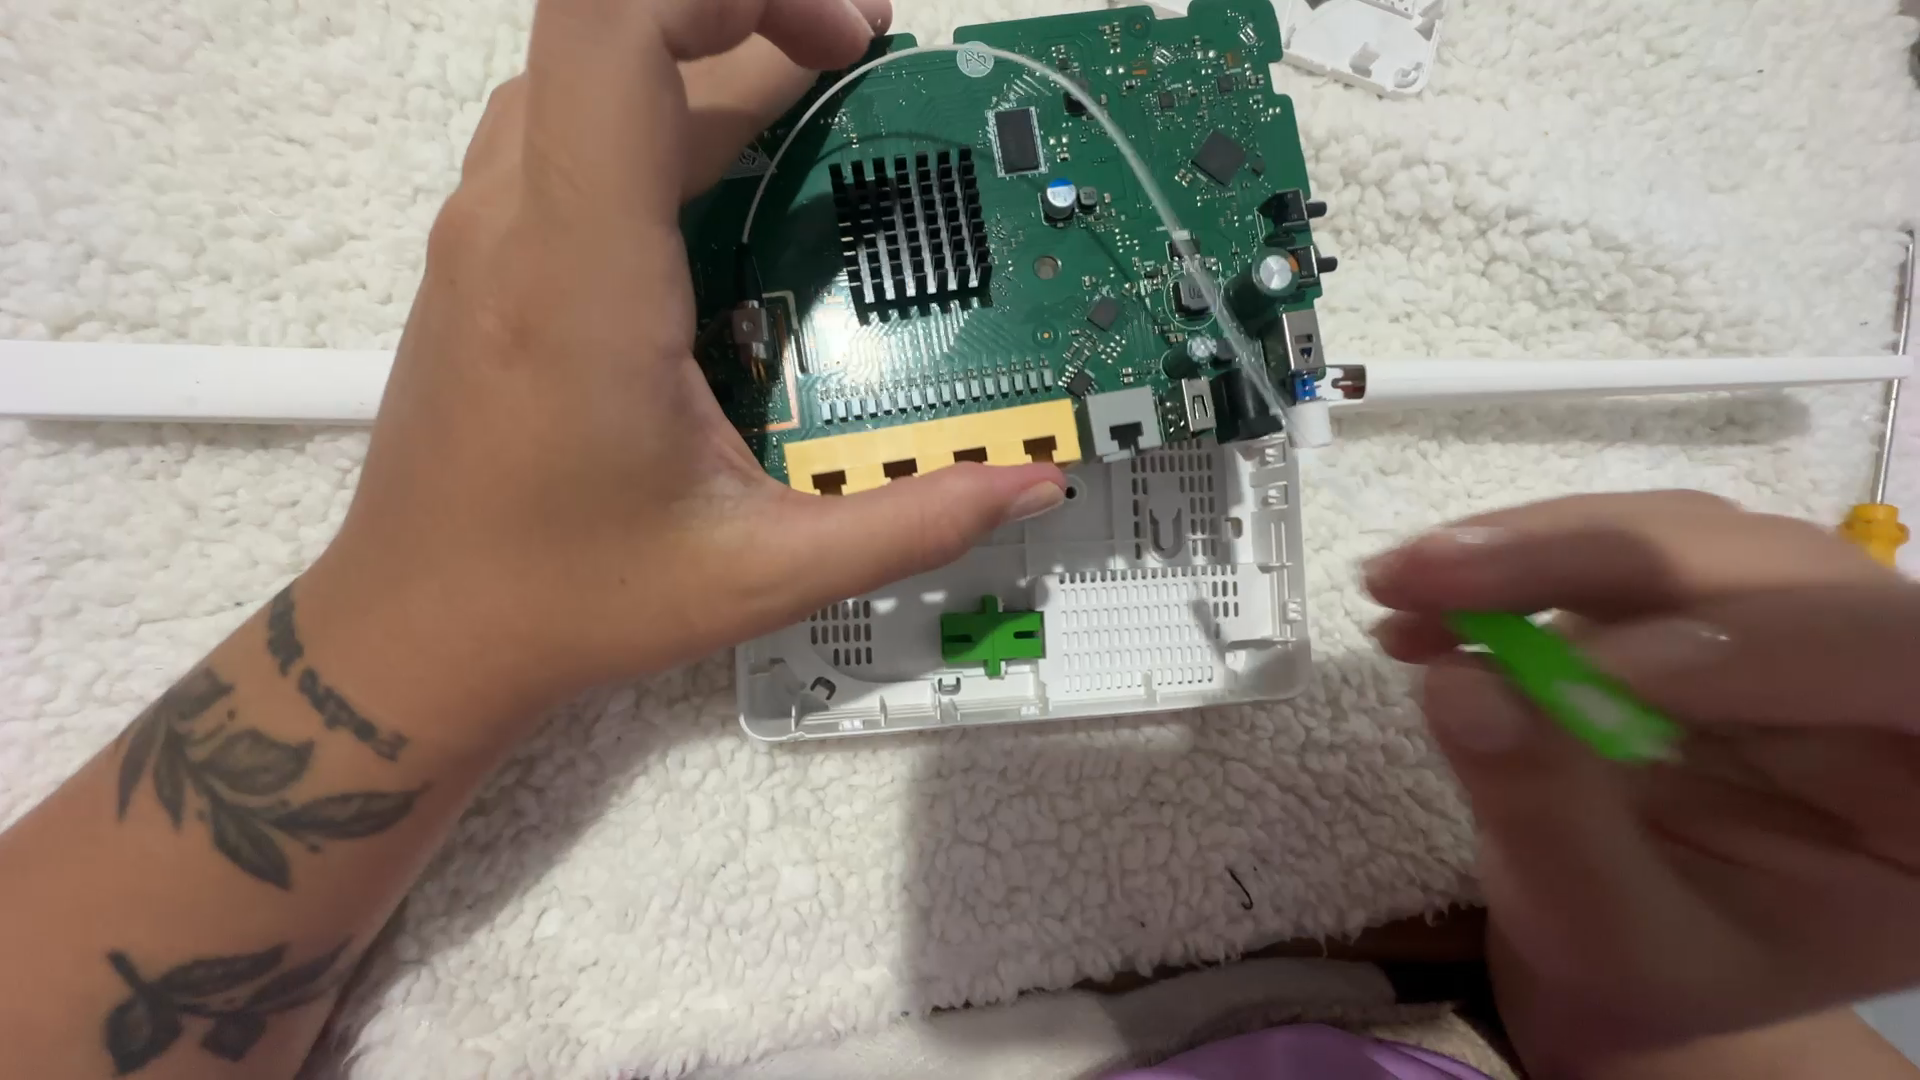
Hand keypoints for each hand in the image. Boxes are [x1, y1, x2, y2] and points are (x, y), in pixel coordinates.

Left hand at [302, 0, 1065, 729]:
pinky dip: (660, 129)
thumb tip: (1033, 484)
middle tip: (868, 74)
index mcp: (585, 280)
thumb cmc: (581, 603)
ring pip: (588, 85)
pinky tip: (733, 206)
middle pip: (612, 36)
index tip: (849, 39)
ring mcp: (486, 241)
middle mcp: (517, 228)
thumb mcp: (768, 574)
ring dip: (703, 70)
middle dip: (749, 19)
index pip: (613, 29)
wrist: (423, 633)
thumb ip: (912, 525)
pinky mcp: (488, 269)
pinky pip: (571, 145)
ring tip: (817, 118)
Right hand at [1366, 492, 1919, 1069]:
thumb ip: (1543, 815)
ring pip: (1659, 533)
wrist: (1611, 934)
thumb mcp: (1601, 928)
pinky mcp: (1663, 604)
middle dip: (1572, 561)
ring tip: (1396, 584)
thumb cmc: (1640, 964)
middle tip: (1425, 577)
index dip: (1753, 643)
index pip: (1901, 664)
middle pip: (1755, 563)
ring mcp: (1760, 626)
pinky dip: (1488, 570)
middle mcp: (1870, 681)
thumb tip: (1455, 683)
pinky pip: (1585, 550)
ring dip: (1514, 550)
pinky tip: (1412, 611)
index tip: (1570, 669)